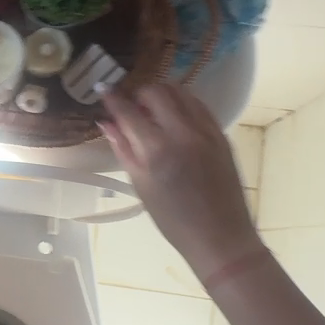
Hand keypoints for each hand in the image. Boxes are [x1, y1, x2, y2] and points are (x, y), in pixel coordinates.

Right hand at [99, 83, 261, 272]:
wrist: (219, 235)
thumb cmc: (172, 218)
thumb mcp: (140, 184)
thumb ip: (123, 148)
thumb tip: (106, 122)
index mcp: (157, 150)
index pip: (129, 111)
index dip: (113, 98)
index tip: (103, 89)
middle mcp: (183, 133)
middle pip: (157, 92)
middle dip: (139, 93)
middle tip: (130, 105)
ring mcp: (206, 131)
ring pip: (181, 93)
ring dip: (162, 94)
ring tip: (151, 109)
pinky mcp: (221, 135)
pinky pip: (199, 106)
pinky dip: (182, 103)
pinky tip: (173, 116)